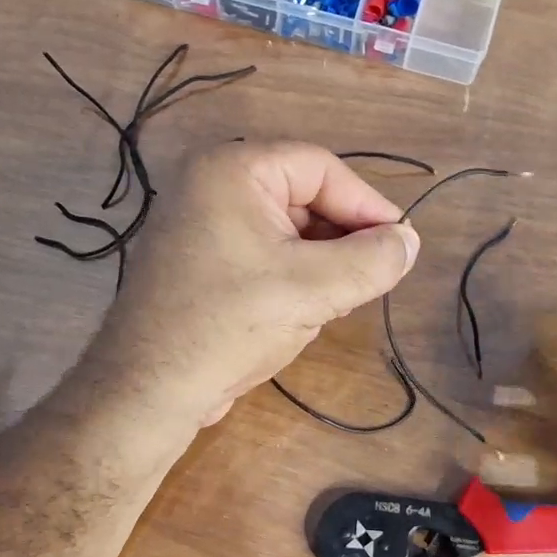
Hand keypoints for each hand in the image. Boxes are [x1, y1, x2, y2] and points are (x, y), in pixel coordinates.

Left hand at [85, 142, 419, 427]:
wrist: (148, 389)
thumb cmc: (229, 325)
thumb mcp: (313, 290)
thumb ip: (372, 260)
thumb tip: (408, 241)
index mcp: (232, 170)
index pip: (321, 167)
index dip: (366, 204)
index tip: (399, 245)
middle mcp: (209, 185)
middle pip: (302, 196)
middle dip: (341, 239)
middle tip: (369, 279)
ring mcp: (198, 226)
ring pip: (284, 231)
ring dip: (318, 264)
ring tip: (333, 303)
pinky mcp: (197, 263)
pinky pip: (260, 255)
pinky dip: (289, 278)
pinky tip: (299, 314)